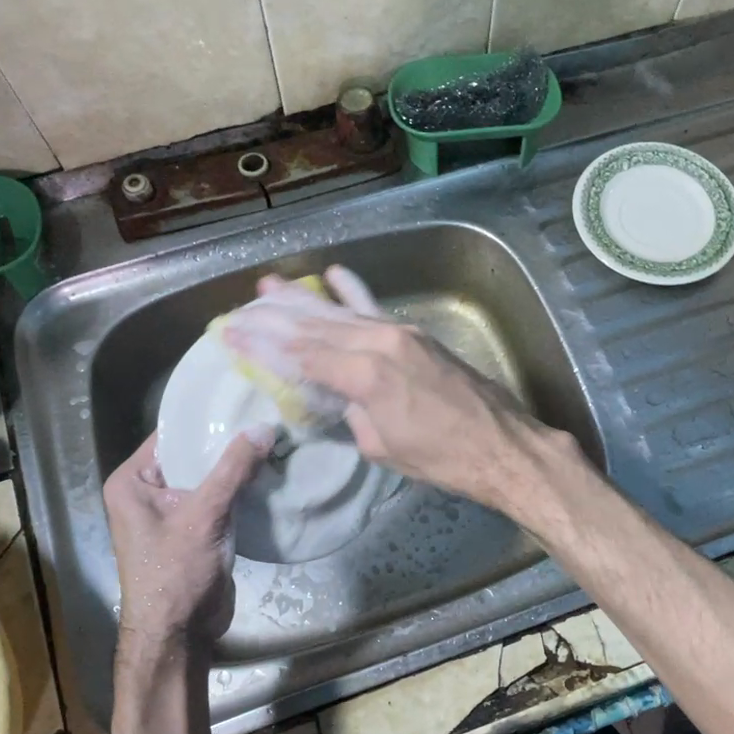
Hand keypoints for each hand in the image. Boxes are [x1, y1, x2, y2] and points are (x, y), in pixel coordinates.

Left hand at [102, 429, 269, 653]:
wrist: (179, 635)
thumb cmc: (175, 573)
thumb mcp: (203, 516)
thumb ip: (233, 470)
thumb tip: (265, 427)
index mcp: (132, 482)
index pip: (171, 435)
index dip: (206, 418)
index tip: (243, 399)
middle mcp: (147, 493)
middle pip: (193, 456)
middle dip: (229, 443)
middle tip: (268, 418)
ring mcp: (172, 514)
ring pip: (210, 479)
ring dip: (239, 469)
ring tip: (277, 441)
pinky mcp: (196, 532)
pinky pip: (220, 501)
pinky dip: (242, 492)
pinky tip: (272, 476)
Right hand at [225, 266, 574, 508]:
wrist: (501, 445)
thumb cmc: (441, 459)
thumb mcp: (382, 447)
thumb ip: (352, 413)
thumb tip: (338, 396)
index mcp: (365, 374)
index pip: (301, 355)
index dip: (263, 347)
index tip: (231, 334)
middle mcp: (380, 343)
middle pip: (316, 327)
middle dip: (274, 319)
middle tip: (240, 310)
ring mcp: (401, 334)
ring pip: (342, 314)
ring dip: (304, 302)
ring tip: (270, 285)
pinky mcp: (417, 336)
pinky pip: (376, 309)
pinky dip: (352, 292)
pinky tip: (333, 274)